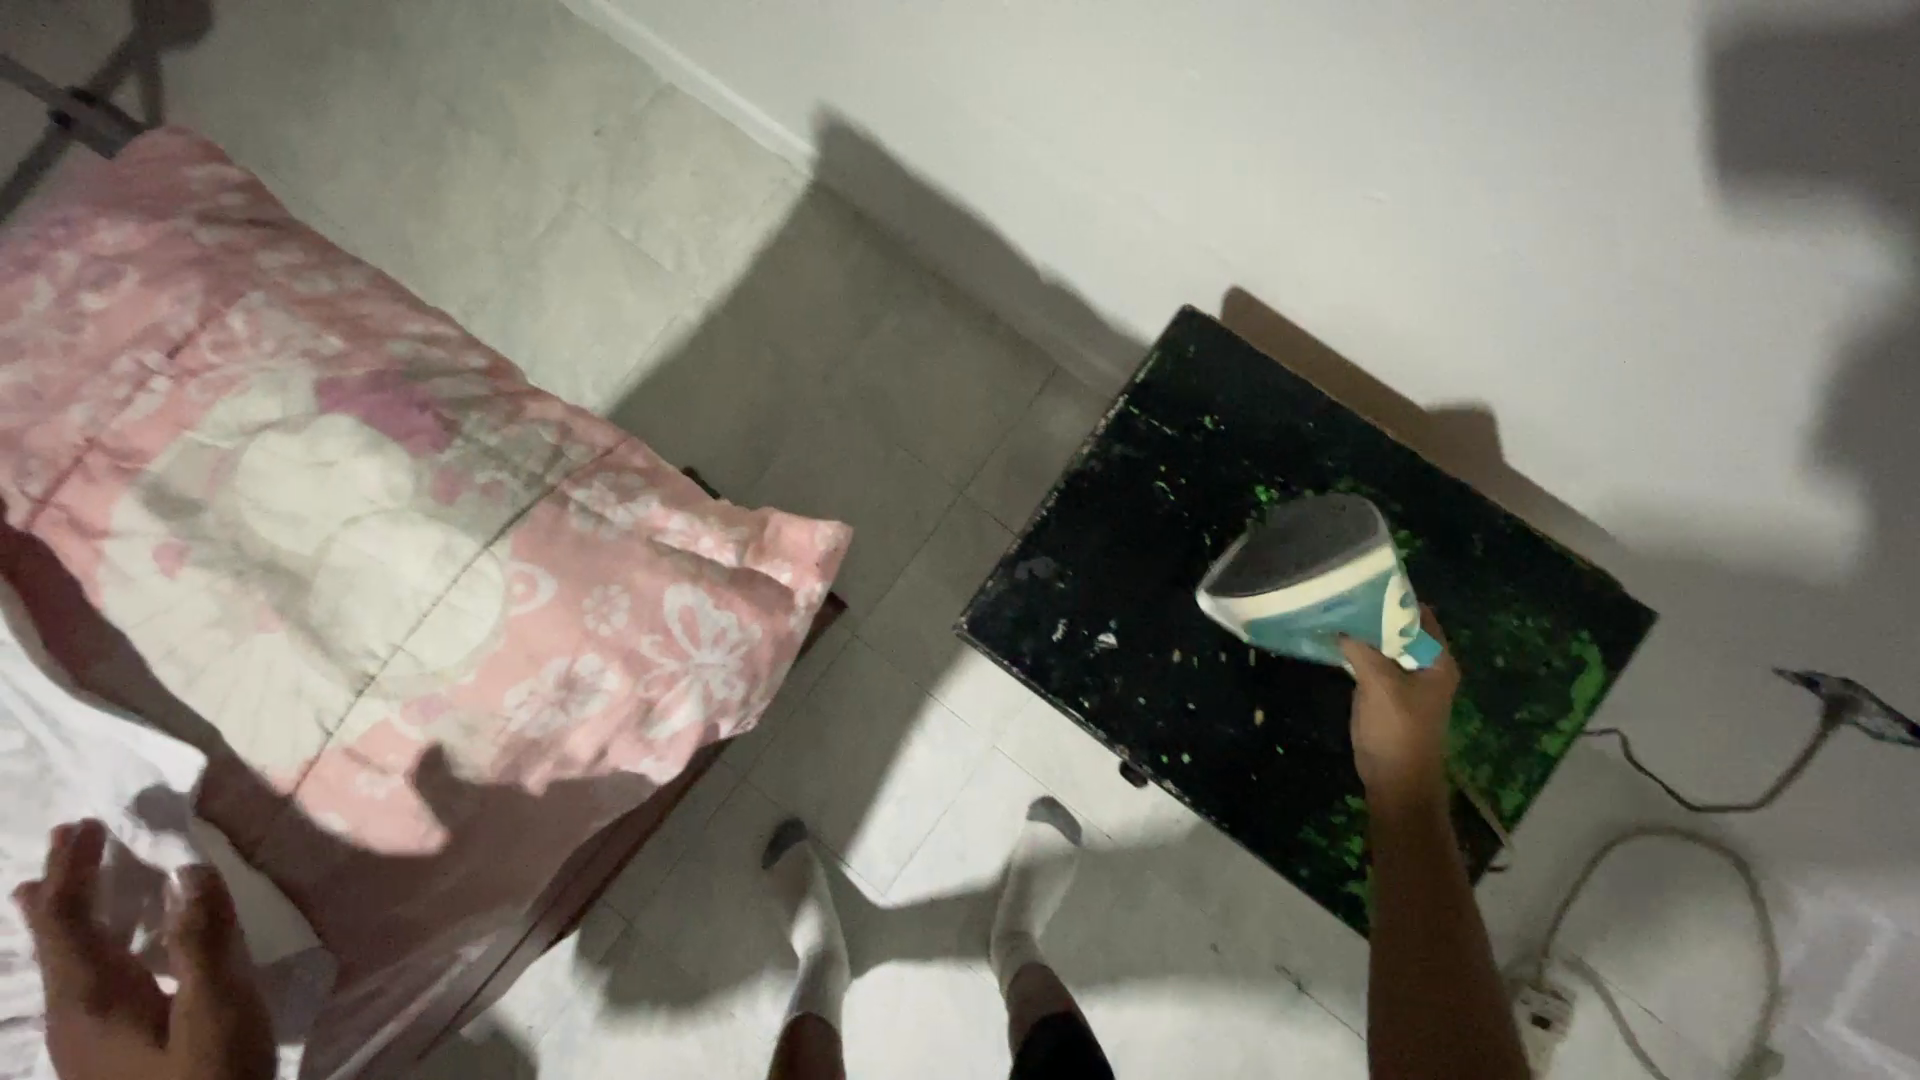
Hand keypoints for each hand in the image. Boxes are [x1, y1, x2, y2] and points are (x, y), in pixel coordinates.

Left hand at [13, 820, 275, 1079]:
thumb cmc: (211, 1073)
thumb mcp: (217, 1005)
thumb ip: (202, 939)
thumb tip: (186, 871)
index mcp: (95, 1000)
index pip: (71, 924)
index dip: (73, 873)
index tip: (84, 826)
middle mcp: (76, 1016)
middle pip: (57, 942)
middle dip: (59, 888)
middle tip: (66, 840)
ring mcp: (88, 1037)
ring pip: (66, 962)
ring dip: (66, 917)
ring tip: (50, 891)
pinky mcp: (109, 1046)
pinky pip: (84, 978)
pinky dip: (85, 945)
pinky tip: (98, 954)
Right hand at [1339, 608, 1460, 806]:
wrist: (1396, 778)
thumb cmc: (1398, 730)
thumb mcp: (1381, 685)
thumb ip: (1362, 650)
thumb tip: (1339, 626)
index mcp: (1437, 661)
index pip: (1419, 616)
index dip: (1395, 599)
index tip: (1364, 582)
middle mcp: (1423, 664)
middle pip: (1398, 628)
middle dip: (1372, 613)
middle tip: (1341, 594)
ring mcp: (1402, 678)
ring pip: (1381, 644)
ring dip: (1361, 632)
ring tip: (1331, 611)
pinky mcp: (1383, 690)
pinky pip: (1369, 661)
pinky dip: (1354, 650)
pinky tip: (1331, 639)